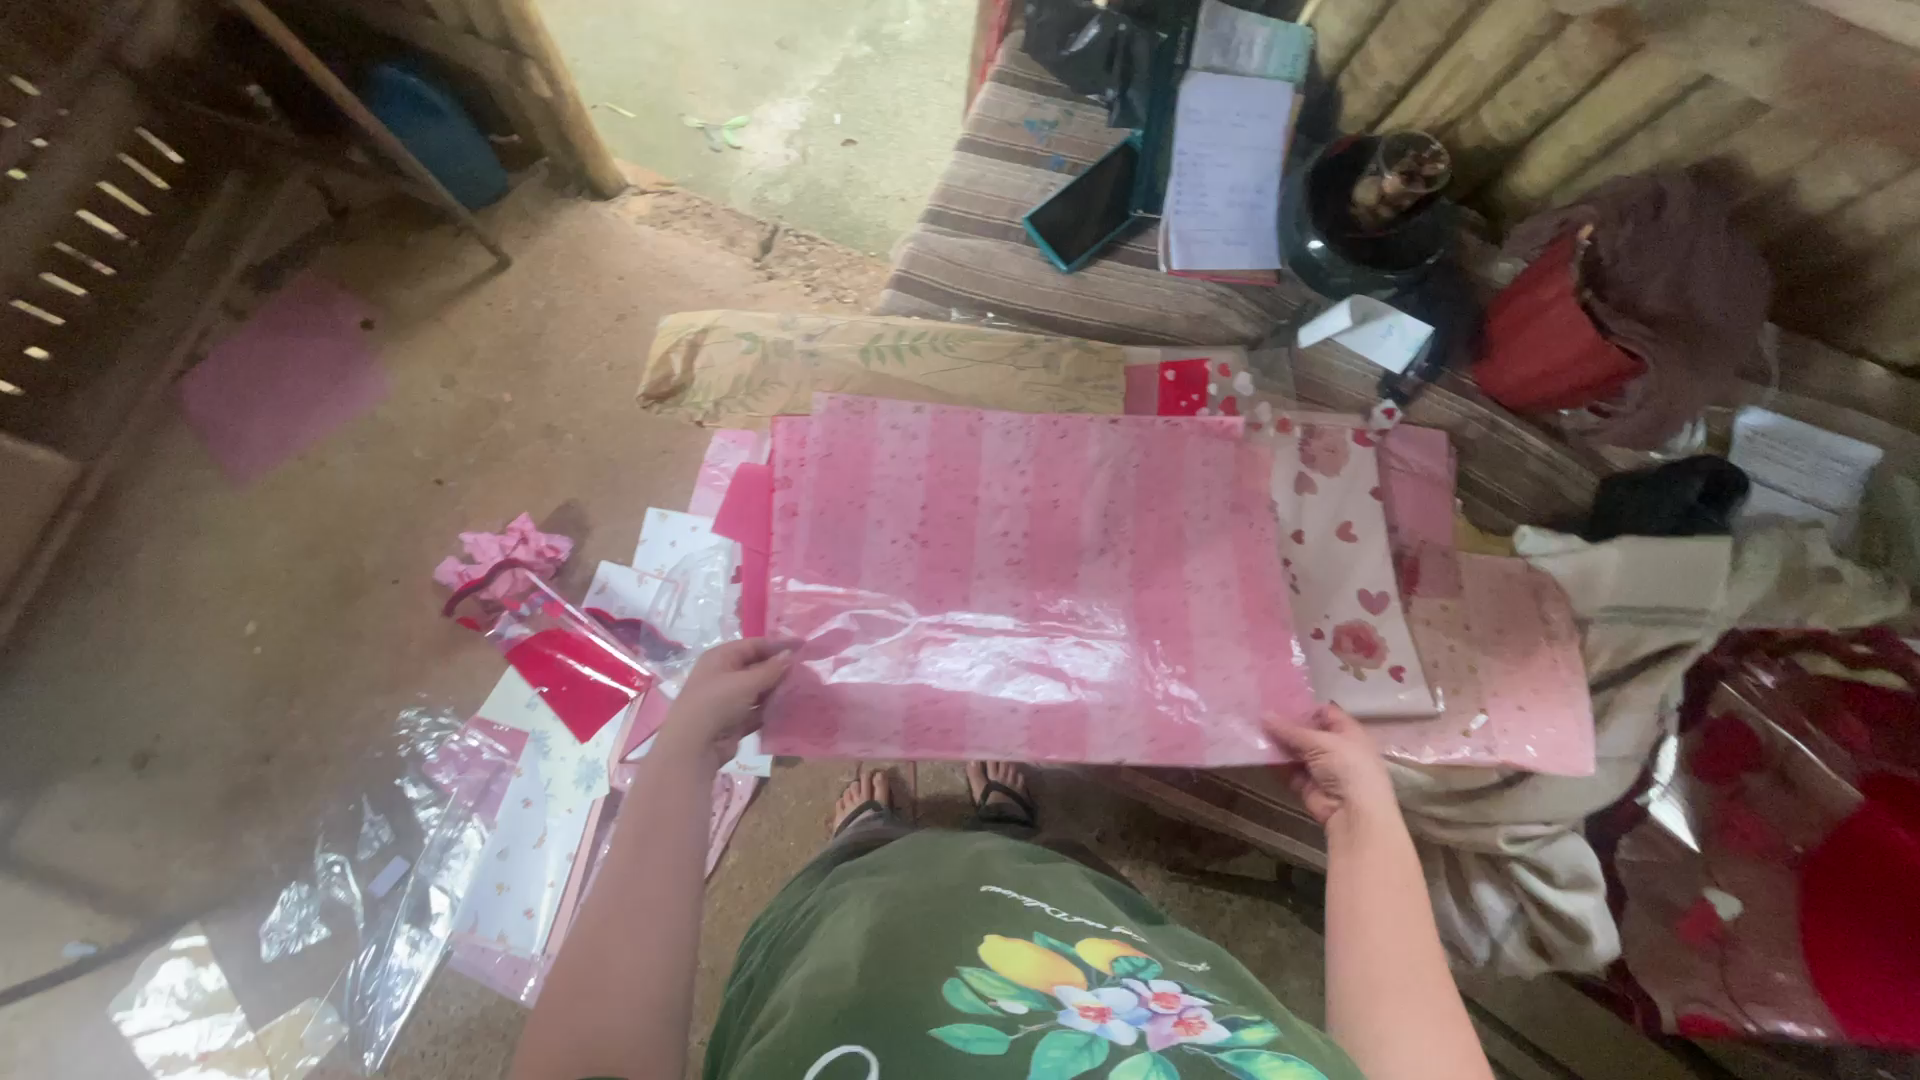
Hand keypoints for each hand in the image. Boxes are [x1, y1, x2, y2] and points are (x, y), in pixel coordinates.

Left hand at [656, 638, 794, 764]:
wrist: (693, 746)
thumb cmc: (716, 703)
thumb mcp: (745, 681)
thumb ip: (771, 669)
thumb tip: (791, 655)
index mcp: (720, 657)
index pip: (754, 644)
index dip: (778, 645)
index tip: (803, 646)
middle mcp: (723, 675)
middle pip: (757, 666)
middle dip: (780, 668)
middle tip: (807, 669)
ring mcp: (728, 699)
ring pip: (759, 689)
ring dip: (777, 689)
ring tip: (803, 687)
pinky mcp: (735, 720)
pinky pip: (758, 710)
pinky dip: (771, 708)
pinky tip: (790, 707)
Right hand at [1267, 705, 1398, 838]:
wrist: (1353, 813)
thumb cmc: (1347, 767)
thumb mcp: (1320, 742)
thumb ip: (1290, 730)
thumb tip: (1263, 715)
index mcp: (1348, 732)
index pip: (1325, 712)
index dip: (1303, 706)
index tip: (1277, 700)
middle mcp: (1335, 748)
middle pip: (1306, 731)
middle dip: (1284, 724)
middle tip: (1257, 712)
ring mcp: (1320, 767)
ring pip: (1294, 750)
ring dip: (1277, 743)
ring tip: (1252, 728)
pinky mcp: (1307, 784)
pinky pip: (1287, 769)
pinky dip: (1274, 763)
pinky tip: (1256, 751)